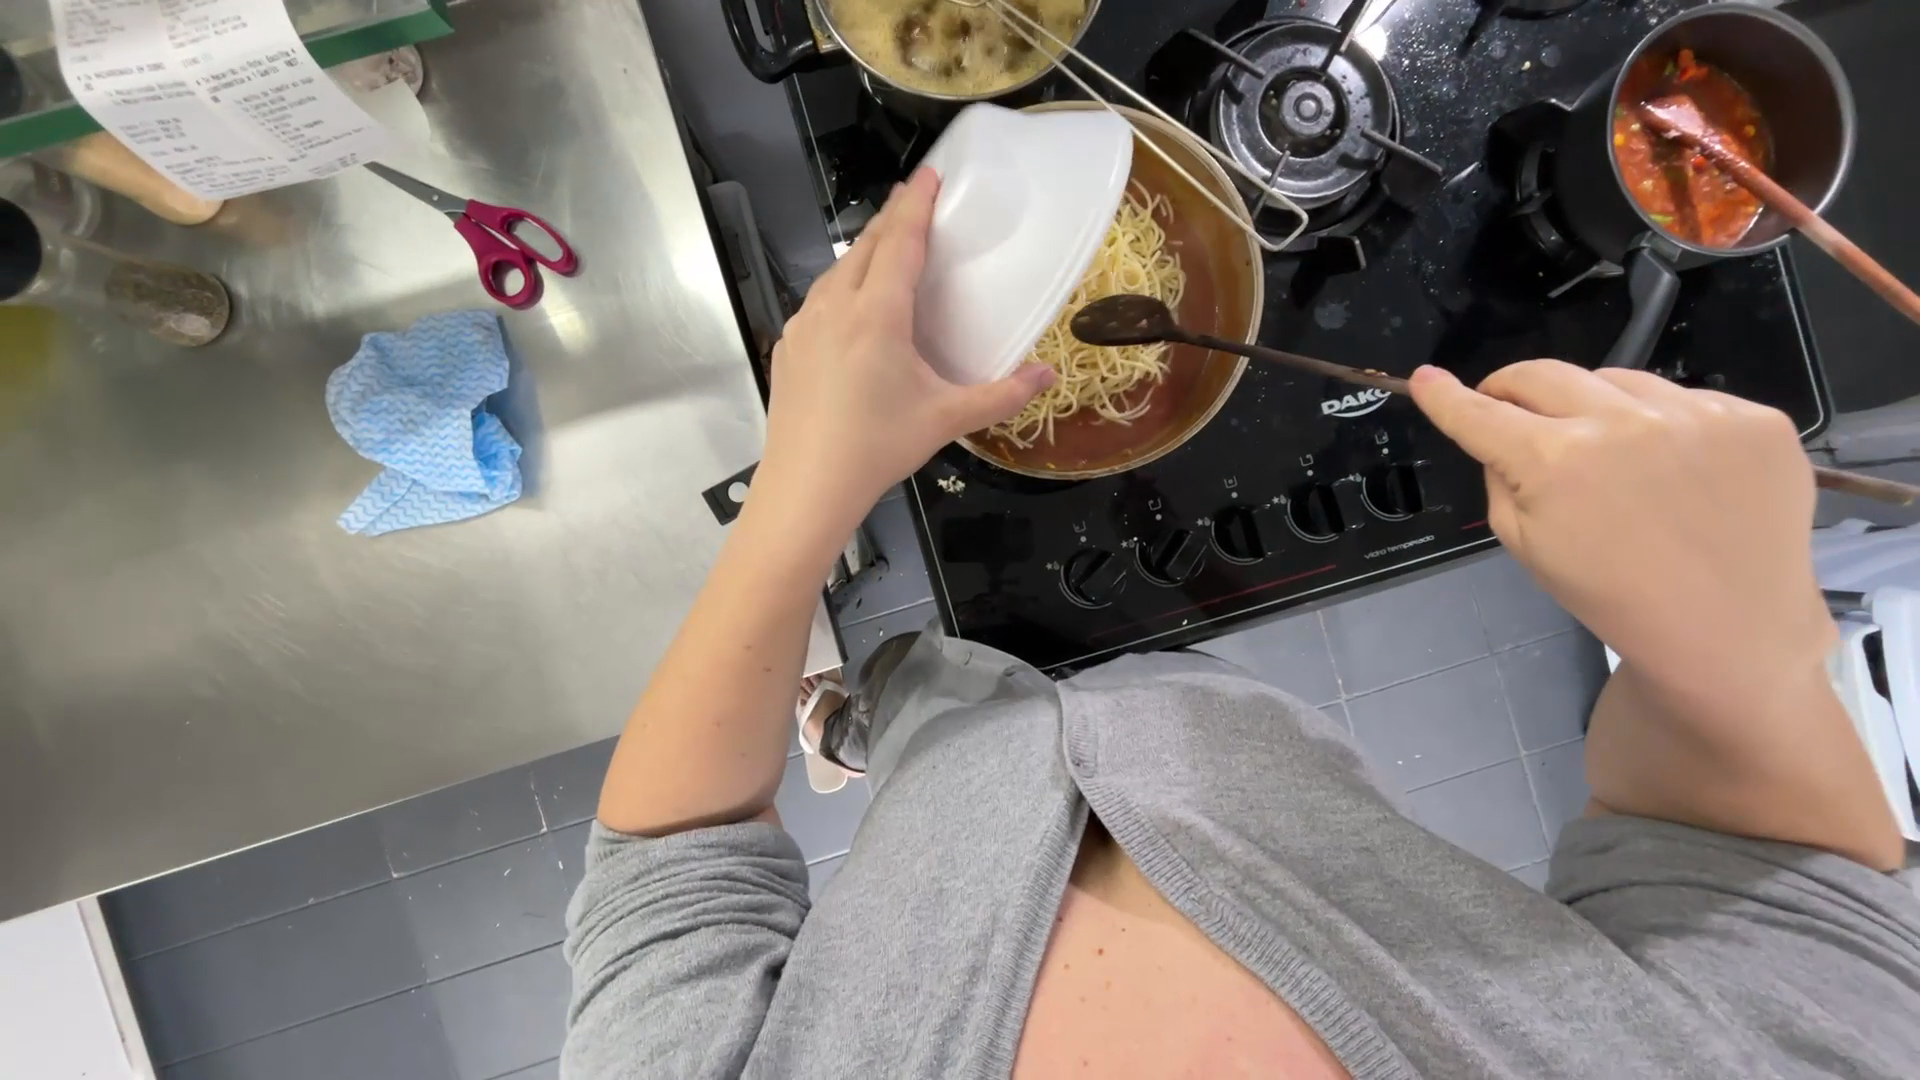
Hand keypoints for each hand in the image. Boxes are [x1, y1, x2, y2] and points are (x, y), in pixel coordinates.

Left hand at [757, 168, 1054, 535]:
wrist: (807, 486)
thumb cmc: (878, 448)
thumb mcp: (946, 420)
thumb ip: (1001, 395)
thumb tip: (1048, 375)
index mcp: (877, 314)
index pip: (900, 241)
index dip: (918, 204)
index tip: (930, 173)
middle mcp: (835, 306)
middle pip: (866, 246)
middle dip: (892, 218)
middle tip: (914, 201)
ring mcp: (804, 325)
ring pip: (837, 272)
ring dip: (864, 252)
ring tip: (885, 249)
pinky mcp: (787, 347)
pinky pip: (817, 301)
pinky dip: (840, 287)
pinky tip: (849, 307)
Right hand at [1409, 360, 1832, 699]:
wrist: (1727, 623)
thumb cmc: (1606, 590)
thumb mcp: (1521, 540)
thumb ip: (1501, 477)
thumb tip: (1498, 434)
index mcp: (1553, 461)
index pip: (1478, 414)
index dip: (1443, 395)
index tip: (1424, 379)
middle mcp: (1621, 422)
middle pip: (1540, 374)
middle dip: (1509, 389)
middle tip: (1508, 412)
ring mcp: (1695, 414)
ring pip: (1610, 379)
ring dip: (1586, 403)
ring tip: (1603, 450)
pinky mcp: (1752, 417)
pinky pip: (1679, 396)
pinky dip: (1655, 419)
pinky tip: (1665, 463)